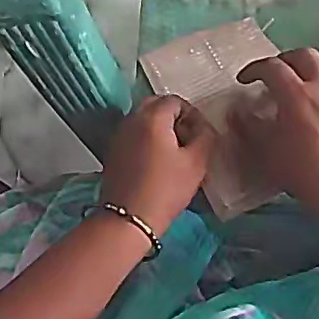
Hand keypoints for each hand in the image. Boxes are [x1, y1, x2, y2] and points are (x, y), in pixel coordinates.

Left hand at [100, 95, 214, 232]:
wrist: (129, 218)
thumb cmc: (166, 189)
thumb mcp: (196, 163)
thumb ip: (205, 137)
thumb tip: (203, 127)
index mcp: (152, 117)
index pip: (174, 100)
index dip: (192, 113)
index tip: (201, 133)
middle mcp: (131, 120)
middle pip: (155, 105)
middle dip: (173, 116)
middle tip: (188, 137)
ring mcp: (118, 135)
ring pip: (141, 119)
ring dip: (159, 127)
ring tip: (174, 151)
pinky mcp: (113, 151)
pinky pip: (133, 134)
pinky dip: (146, 138)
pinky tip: (156, 161)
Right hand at [231, 49, 318, 215]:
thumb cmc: (300, 168)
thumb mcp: (265, 149)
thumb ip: (248, 126)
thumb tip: (235, 110)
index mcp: (295, 94)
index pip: (272, 67)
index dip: (254, 69)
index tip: (244, 80)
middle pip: (304, 55)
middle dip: (284, 59)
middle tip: (272, 73)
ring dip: (312, 63)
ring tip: (301, 74)